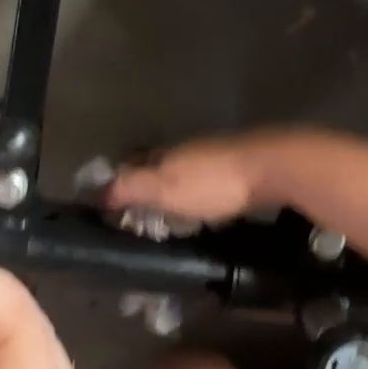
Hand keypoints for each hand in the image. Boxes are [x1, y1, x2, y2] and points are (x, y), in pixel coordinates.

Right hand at [103, 132, 294, 223]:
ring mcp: (218, 158)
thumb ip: (130, 188)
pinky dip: (203, 196)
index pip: (134, 164)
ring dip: (178, 191)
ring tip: (172, 217)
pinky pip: (213, 184)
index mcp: (166, 154)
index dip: (121, 181)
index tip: (110, 203)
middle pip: (161, 167)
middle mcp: (189, 151)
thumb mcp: (163, 189)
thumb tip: (95, 192)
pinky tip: (208, 211)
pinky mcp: (242, 171)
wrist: (271, 169)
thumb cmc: (212, 183)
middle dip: (149, 186)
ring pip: (188, 174)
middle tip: (141, 214)